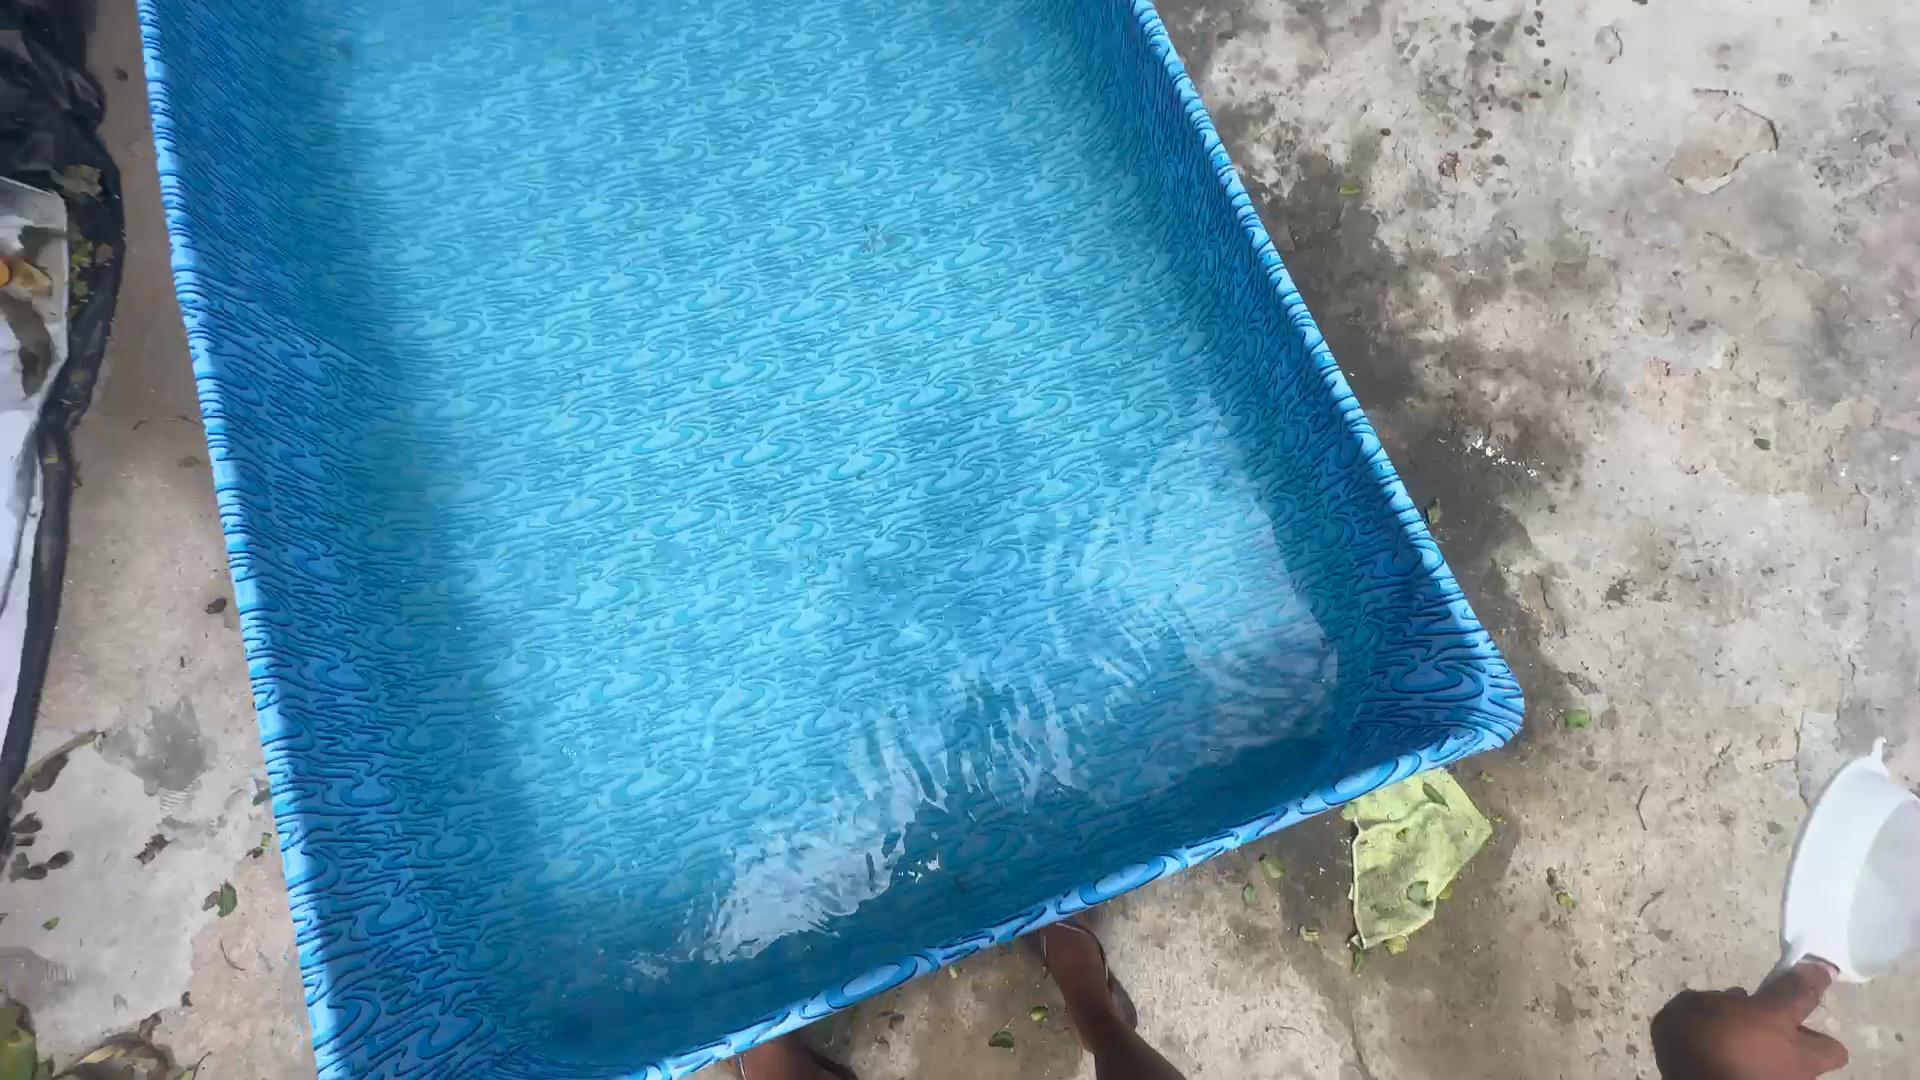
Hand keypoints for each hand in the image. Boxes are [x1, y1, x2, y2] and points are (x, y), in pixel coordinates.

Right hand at [1651, 959, 1848, 1078]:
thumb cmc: (1696, 1041)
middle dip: (1809, 1037)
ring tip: (1745, 1049)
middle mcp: (1796, 1050)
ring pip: (1802, 1062)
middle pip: (1828, 1045)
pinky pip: (1781, 1074)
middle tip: (1779, 1031)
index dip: (1811, 978)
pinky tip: (1739, 1064)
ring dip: (1781, 1053)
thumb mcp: (1691, 1007)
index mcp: (1772, 1019)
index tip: (1822, 967)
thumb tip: (1737, 1000)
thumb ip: (1716, 1001)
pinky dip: (1765, 1068)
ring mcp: (1795, 1077)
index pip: (1798, 993)